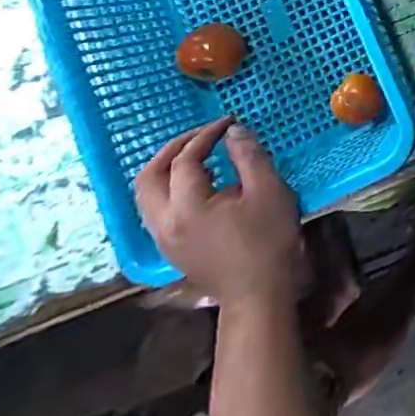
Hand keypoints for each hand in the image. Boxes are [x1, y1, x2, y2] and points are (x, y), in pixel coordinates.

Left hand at [134, 118, 298, 311]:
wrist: (260, 294)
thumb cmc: (268, 240)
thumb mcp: (268, 190)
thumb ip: (248, 155)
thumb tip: (233, 131)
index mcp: (187, 208)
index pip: (185, 160)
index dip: (206, 135)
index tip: (229, 121)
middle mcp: (164, 224)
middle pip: (149, 176)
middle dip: (173, 148)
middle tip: (202, 134)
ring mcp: (163, 240)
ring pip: (146, 195)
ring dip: (166, 168)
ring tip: (196, 154)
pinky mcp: (170, 249)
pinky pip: (156, 209)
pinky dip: (169, 187)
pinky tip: (197, 182)